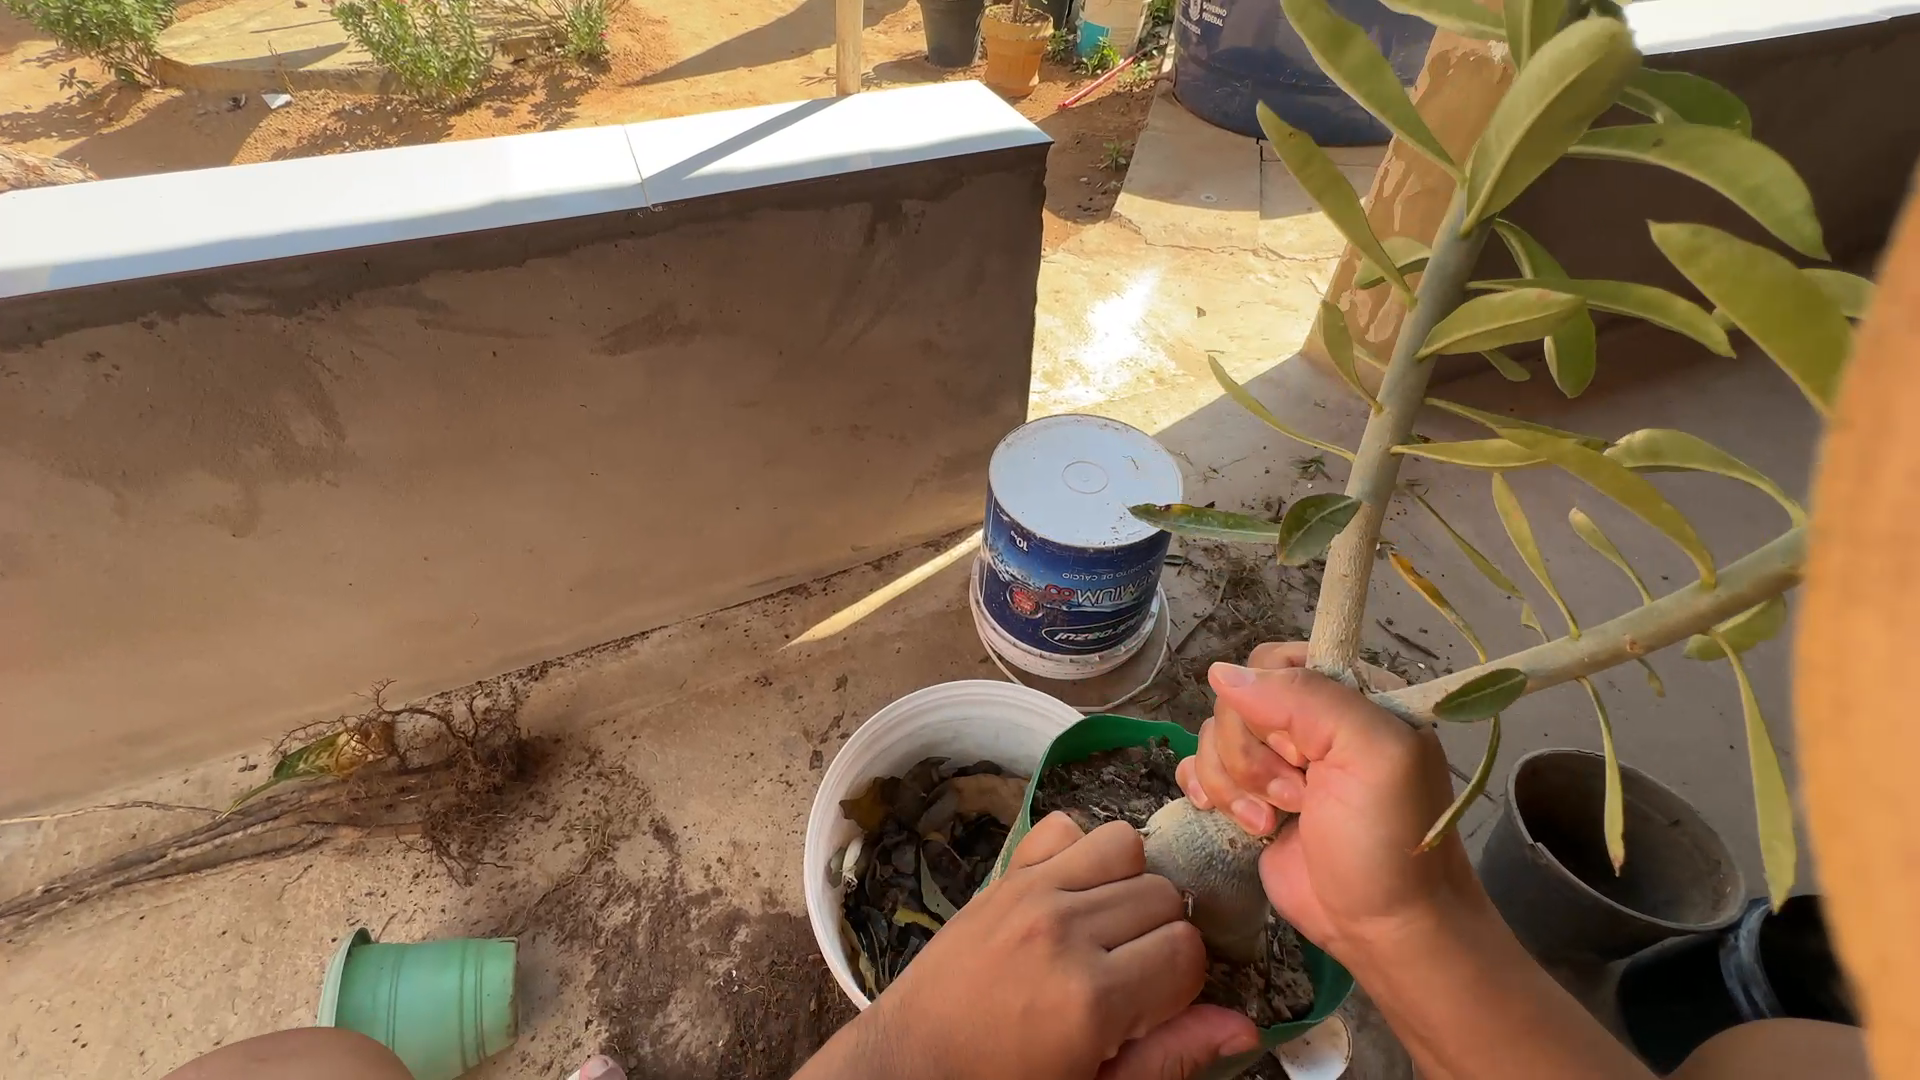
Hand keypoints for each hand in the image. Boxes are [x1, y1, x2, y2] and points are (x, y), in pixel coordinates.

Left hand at [814, 814, 1260, 1079]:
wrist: (913, 1061)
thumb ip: (1169, 1056)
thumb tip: (1244, 1024)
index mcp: (1091, 998)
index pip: (1187, 951)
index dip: (1186, 979)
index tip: (1158, 1000)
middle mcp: (1064, 928)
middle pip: (1163, 894)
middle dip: (1162, 932)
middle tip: (1131, 970)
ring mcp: (1030, 889)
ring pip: (1125, 845)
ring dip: (1130, 881)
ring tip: (1108, 925)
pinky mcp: (1005, 872)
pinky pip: (1063, 826)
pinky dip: (1079, 848)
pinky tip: (1072, 892)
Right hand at [1174, 643, 1483, 964]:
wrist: (1381, 931)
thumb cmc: (1388, 842)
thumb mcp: (1371, 755)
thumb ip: (1306, 698)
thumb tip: (1219, 672)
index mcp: (1347, 693)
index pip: (1273, 661)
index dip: (1272, 707)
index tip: (1303, 752)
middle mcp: (1307, 720)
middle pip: (1234, 703)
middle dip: (1253, 756)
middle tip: (1296, 797)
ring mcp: (1274, 757)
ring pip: (1211, 736)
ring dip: (1235, 784)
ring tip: (1275, 820)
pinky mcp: (1246, 792)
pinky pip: (1198, 765)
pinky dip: (1207, 790)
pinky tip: (1239, 820)